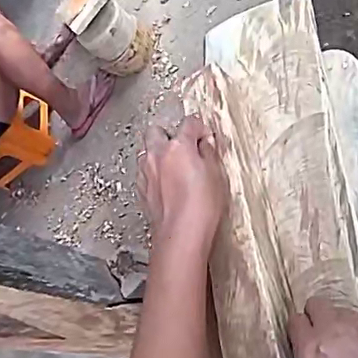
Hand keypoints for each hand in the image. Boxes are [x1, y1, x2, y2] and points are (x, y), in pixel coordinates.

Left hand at [137, 116, 226, 249]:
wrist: (181, 234)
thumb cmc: (201, 207)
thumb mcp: (216, 174)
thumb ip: (209, 153)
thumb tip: (205, 144)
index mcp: (177, 146)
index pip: (189, 123)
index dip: (201, 128)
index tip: (206, 138)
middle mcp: (157, 155)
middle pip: (157, 130)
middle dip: (170, 134)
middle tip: (186, 147)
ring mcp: (146, 172)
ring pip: (146, 150)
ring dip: (159, 153)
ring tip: (176, 167)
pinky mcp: (142, 189)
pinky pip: (145, 171)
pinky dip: (154, 172)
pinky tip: (167, 183)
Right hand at [289, 296, 357, 357]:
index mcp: (310, 351)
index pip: (294, 322)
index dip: (298, 333)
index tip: (302, 344)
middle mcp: (333, 331)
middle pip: (316, 305)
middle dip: (317, 319)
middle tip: (323, 342)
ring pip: (342, 311)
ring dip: (341, 326)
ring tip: (351, 351)